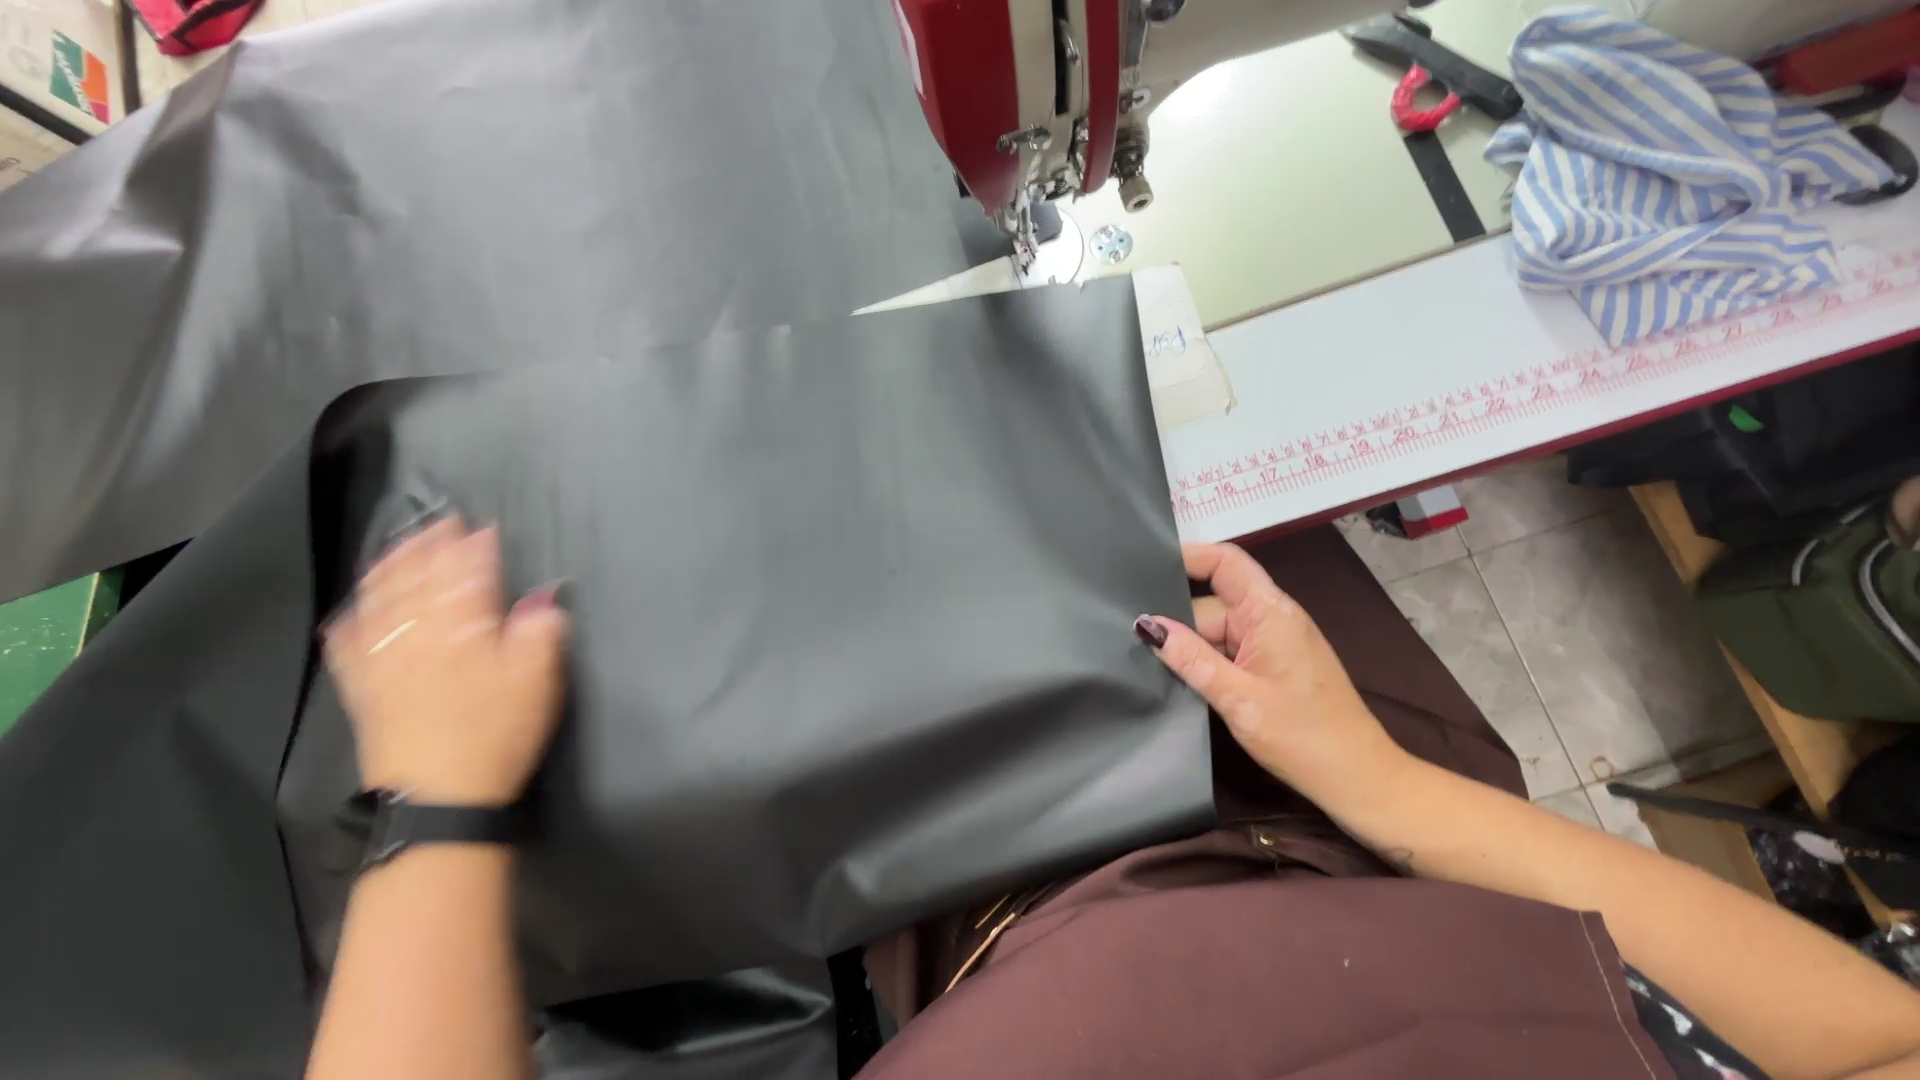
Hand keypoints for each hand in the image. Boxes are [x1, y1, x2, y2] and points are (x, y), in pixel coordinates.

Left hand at [324, 517, 570, 805]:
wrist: (438, 798)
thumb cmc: (497, 735)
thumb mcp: (538, 683)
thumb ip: (540, 633)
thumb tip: (545, 597)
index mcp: (464, 629)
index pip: (468, 576)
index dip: (474, 548)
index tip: (478, 527)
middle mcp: (419, 635)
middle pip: (420, 581)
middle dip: (428, 549)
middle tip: (435, 524)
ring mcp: (386, 661)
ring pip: (383, 603)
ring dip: (389, 571)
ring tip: (395, 549)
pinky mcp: (365, 691)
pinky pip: (350, 647)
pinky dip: (351, 623)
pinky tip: (351, 612)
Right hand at [1136, 542, 1412, 812]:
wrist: (1357, 778)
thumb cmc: (1302, 735)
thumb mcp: (1237, 697)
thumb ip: (1191, 659)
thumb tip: (1146, 625)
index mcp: (1271, 613)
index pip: (1226, 562)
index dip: (1189, 554)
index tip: (1144, 563)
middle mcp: (1273, 619)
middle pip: (1213, 603)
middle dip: (1177, 620)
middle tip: (1130, 639)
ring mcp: (1274, 643)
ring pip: (1217, 631)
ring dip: (1190, 646)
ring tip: (1147, 663)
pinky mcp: (1273, 667)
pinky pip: (1229, 651)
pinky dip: (1206, 662)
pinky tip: (1180, 678)